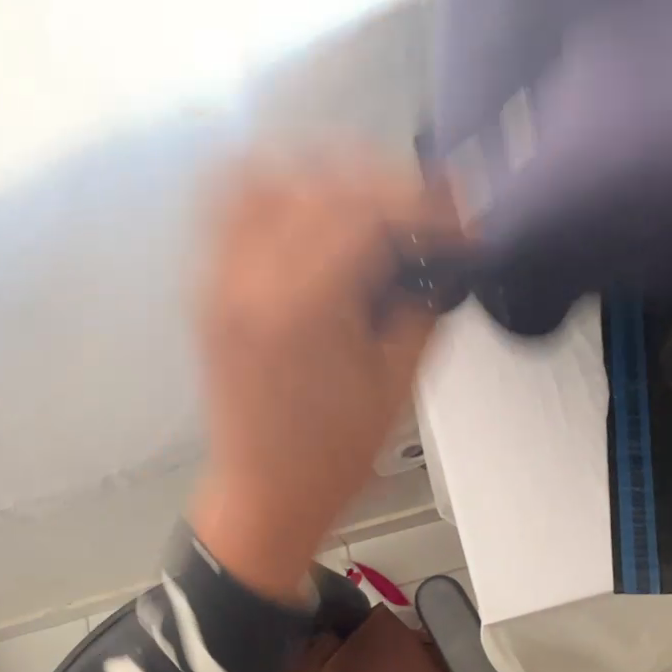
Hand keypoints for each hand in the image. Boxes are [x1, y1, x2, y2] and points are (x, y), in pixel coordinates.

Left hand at [189, 157, 462, 598]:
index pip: (367, 214)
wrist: (265, 495)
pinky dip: (276, 190)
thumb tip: (437, 258)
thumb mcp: (397, 386)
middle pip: (321, 185)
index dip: (425, 208)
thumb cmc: (334, 457)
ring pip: (267, 177)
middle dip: (387, 187)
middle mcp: (249, 280)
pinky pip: (230, 205)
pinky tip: (314, 210)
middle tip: (429, 215)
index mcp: (302, 310)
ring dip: (327, 175)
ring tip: (372, 202)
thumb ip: (419, 308)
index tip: (463, 222)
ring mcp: (219, 278)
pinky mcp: (209, 286)